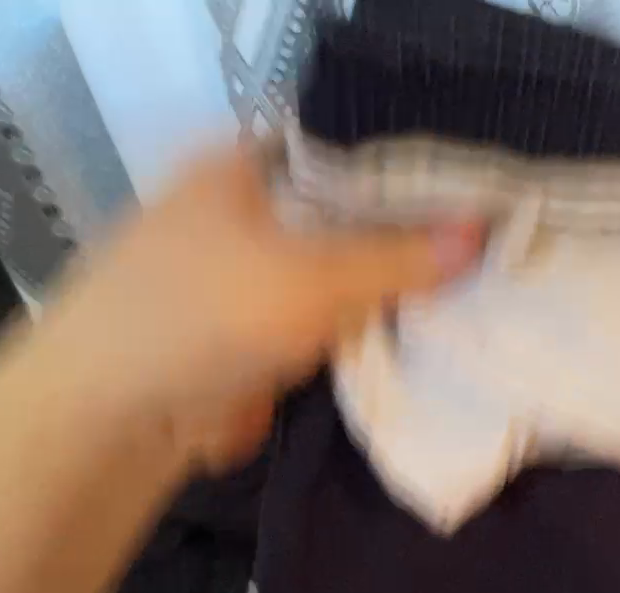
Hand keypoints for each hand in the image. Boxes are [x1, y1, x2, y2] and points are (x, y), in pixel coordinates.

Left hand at [27, 144, 484, 468]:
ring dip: (401, 291)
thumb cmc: (208, 314)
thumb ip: (398, 258)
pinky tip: (434, 330)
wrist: (127, 413)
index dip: (413, 171)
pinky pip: (339, 324)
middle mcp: (255, 216)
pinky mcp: (272, 336)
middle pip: (354, 218)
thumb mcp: (313, 277)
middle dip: (415, 238)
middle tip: (492, 245)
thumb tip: (481, 234)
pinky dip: (378, 330)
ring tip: (480, 285)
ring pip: (350, 277)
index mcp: (247, 169)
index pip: (348, 152)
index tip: (477, 191)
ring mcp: (262, 280)